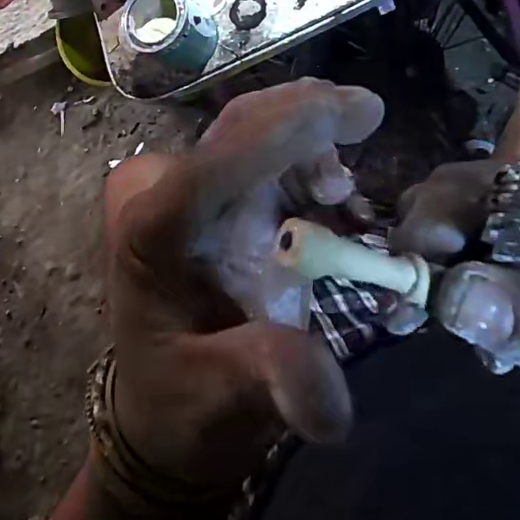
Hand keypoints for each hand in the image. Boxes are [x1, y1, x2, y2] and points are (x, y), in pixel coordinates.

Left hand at [102, 79, 383, 490]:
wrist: (162, 410)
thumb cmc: (180, 404)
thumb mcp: (221, 399)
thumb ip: (271, 381)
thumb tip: (333, 403)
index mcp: (151, 231)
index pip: (217, 161)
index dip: (287, 129)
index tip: (358, 109)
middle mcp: (163, 198)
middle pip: (237, 129)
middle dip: (304, 114)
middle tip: (368, 113)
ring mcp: (189, 198)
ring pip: (254, 135)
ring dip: (310, 139)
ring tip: (348, 182)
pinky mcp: (215, 208)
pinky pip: (265, 161)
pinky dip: (307, 162)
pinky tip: (334, 190)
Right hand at [391, 152, 519, 489]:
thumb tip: (449, 295)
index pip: (483, 184)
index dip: (432, 224)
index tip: (403, 284)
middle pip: (455, 201)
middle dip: (415, 250)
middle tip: (399, 315)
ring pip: (454, 232)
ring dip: (424, 274)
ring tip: (410, 325)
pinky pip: (472, 264)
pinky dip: (445, 292)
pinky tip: (439, 327)